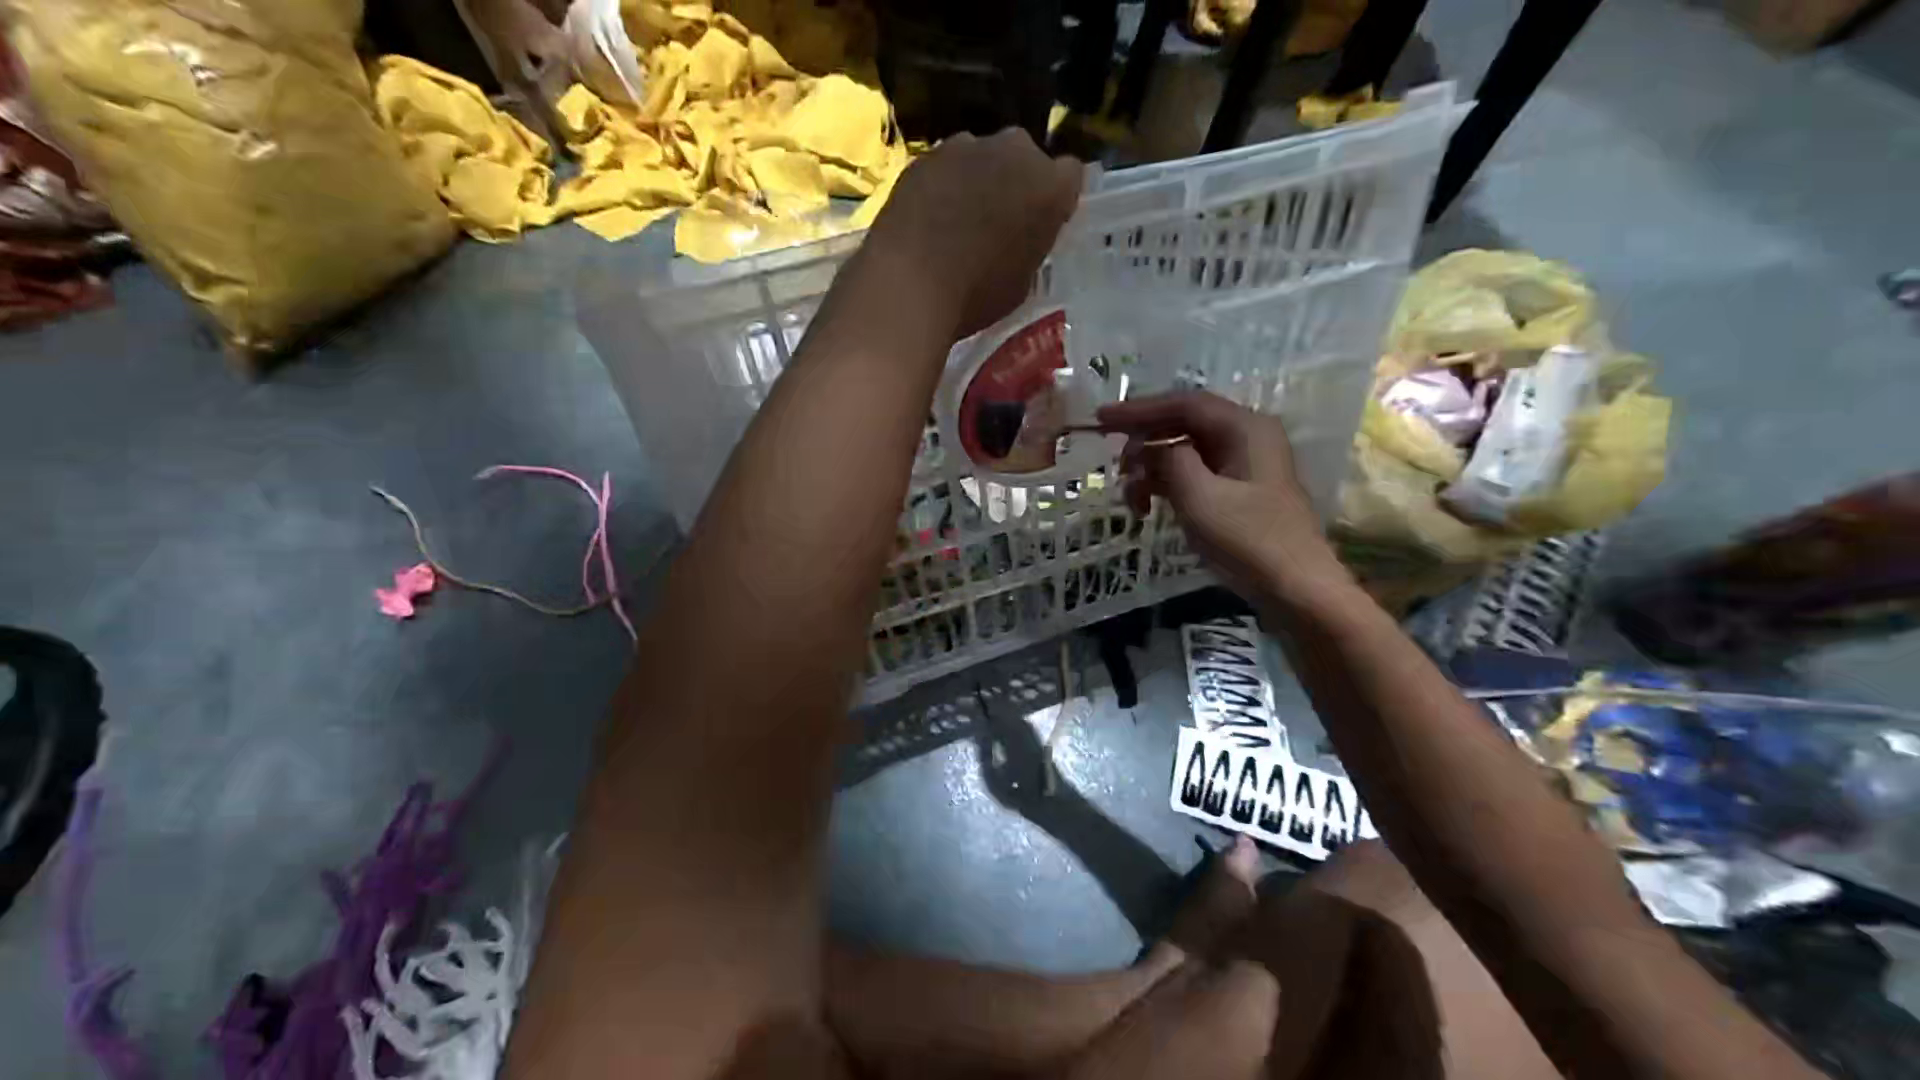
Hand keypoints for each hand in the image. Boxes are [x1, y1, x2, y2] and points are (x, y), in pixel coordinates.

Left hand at [862, 129, 1082, 339]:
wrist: (909, 284)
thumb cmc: (977, 295)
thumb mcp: (1022, 281)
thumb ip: (1031, 245)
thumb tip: (1020, 238)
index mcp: (1050, 185)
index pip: (1070, 177)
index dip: (1057, 201)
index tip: (1043, 225)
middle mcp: (1014, 151)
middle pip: (1025, 159)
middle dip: (1017, 183)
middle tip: (1000, 224)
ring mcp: (965, 146)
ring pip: (982, 158)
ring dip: (978, 181)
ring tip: (959, 223)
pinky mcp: (924, 156)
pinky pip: (945, 169)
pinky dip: (942, 188)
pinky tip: (929, 221)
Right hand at [1098, 392, 1349, 604]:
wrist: (1297, 590)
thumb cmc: (1248, 540)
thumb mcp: (1199, 497)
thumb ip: (1169, 461)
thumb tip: (1151, 447)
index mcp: (1245, 428)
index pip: (1183, 404)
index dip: (1138, 410)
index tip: (1100, 419)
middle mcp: (1247, 437)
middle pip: (1184, 424)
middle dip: (1144, 442)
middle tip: (1113, 464)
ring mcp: (1245, 465)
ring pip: (1187, 452)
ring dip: (1152, 470)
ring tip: (1129, 498)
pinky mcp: (1241, 492)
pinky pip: (1196, 475)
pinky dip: (1168, 486)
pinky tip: (1147, 508)